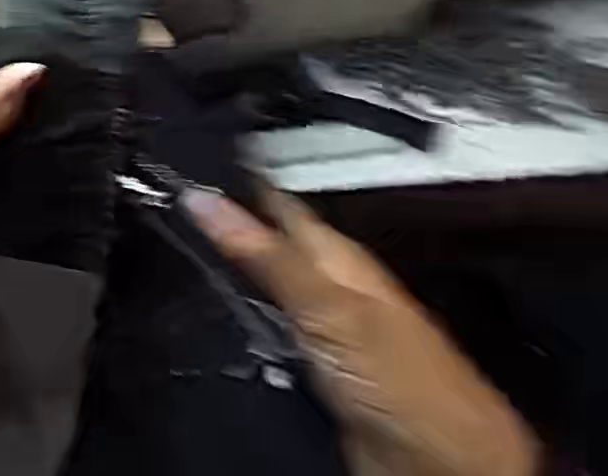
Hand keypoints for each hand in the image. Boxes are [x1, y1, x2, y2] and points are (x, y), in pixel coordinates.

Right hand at [183, 188, 539, 475]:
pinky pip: (256, 318)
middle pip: (262, 240)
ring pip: (256, 278)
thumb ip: (263, 253)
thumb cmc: (408, 388)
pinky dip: (229, 305)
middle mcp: (330, 287)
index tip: (185, 162)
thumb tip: (197, 197)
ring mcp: (321, 325)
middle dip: (219, 221)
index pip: (275, 203)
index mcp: (342, 261)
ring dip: (220, 264)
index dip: (233, 181)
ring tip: (170, 241)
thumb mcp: (329, 309)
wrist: (443, 472)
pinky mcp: (309, 359)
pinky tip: (204, 302)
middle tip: (164, 198)